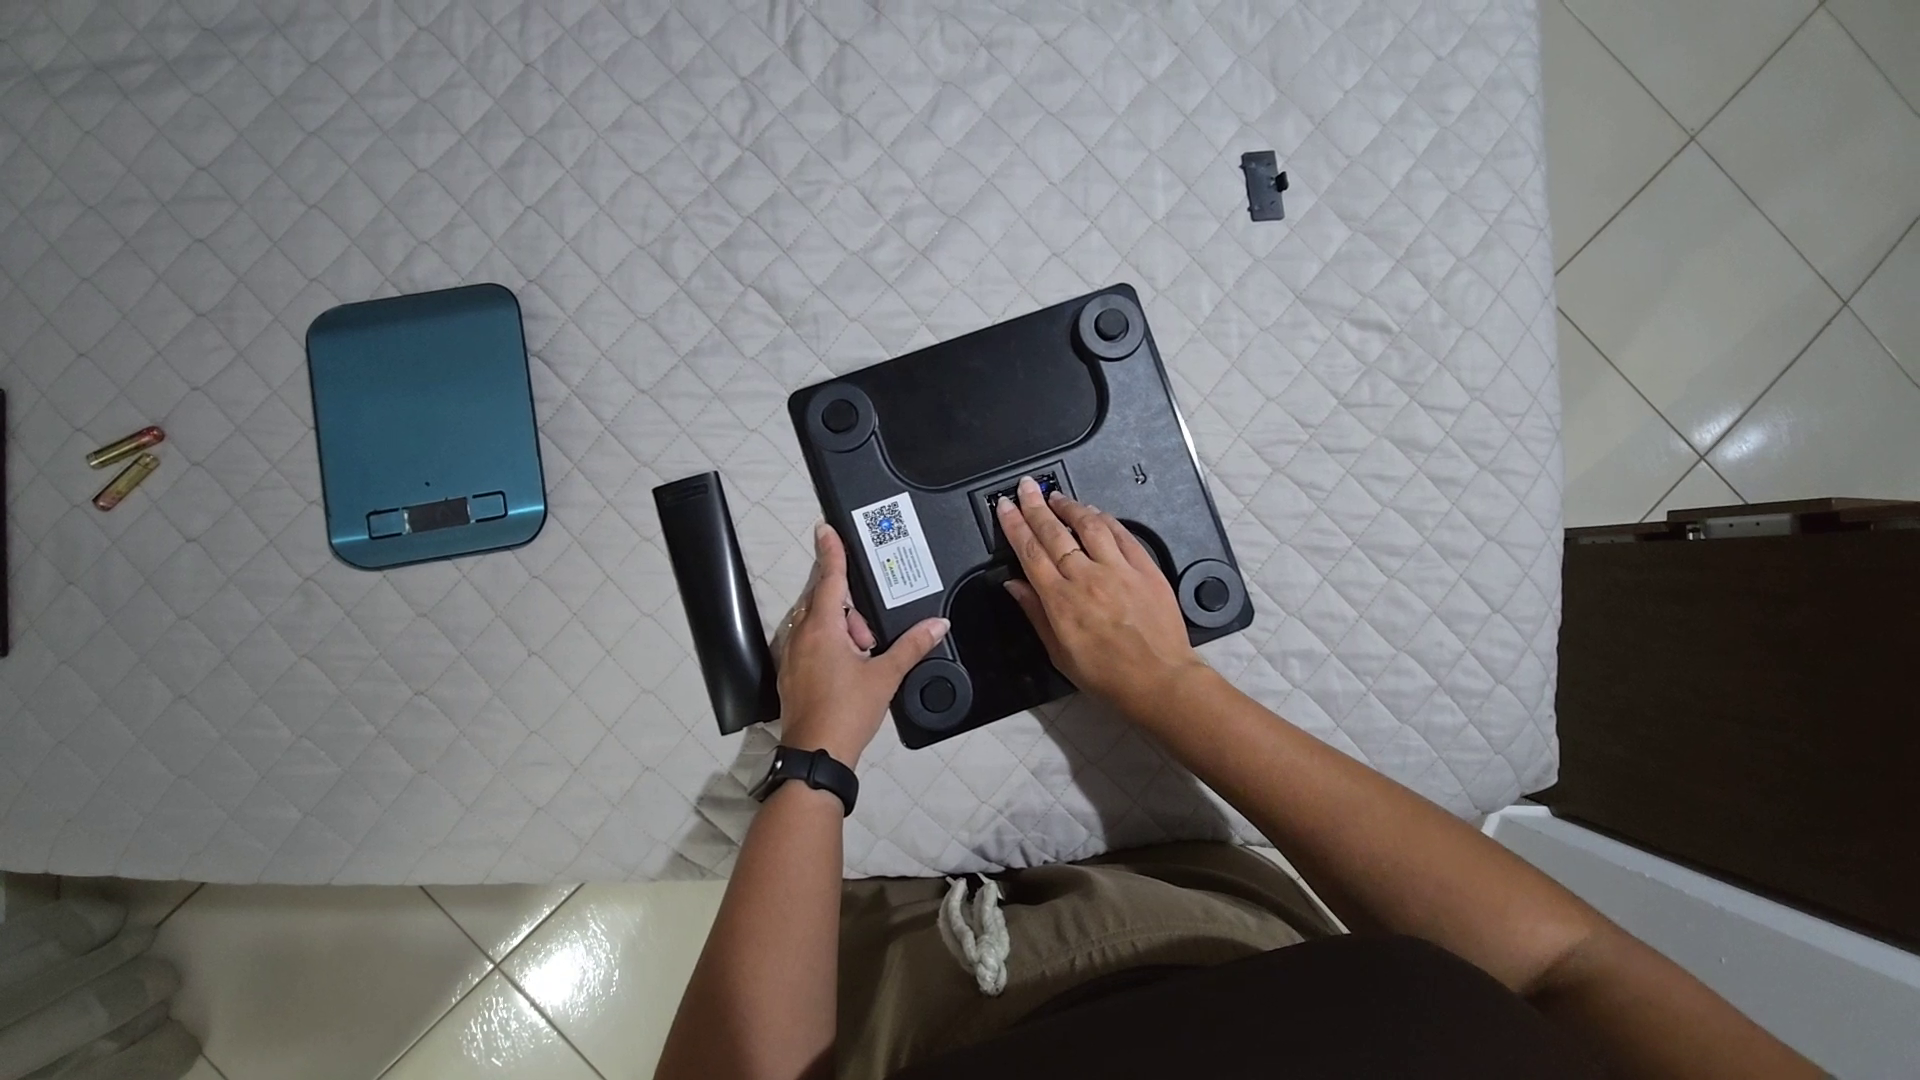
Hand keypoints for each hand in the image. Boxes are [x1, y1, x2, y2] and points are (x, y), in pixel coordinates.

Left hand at [772, 522, 949, 767]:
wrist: (816, 755)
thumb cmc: (849, 710)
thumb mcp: (885, 676)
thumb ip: (912, 645)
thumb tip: (939, 625)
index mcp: (822, 628)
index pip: (830, 579)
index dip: (831, 552)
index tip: (824, 528)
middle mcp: (800, 635)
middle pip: (824, 602)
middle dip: (850, 611)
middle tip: (870, 641)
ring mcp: (790, 655)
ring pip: (815, 624)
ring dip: (840, 630)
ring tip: (862, 658)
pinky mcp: (789, 673)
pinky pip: (808, 643)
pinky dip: (827, 645)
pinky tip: (845, 669)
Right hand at [996, 477, 1207, 717]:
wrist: (1159, 681)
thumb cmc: (1107, 676)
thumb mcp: (1059, 653)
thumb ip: (1035, 613)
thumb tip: (1014, 585)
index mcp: (1060, 600)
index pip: (1030, 552)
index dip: (1015, 525)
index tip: (1006, 507)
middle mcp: (1087, 578)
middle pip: (1054, 533)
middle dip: (1036, 506)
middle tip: (1026, 487)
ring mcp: (1118, 570)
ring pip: (1089, 526)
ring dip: (1070, 507)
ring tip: (1057, 496)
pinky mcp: (1145, 569)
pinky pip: (1123, 534)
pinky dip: (1106, 519)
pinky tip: (1095, 512)